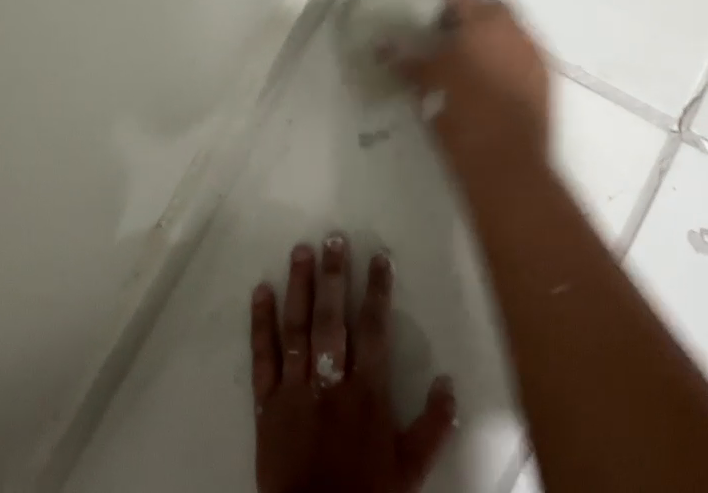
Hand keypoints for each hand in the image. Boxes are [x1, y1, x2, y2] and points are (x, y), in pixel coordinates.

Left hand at [250, 236, 456, 492]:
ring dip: (298, 287)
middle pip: (332, 319)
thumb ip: (432, 425)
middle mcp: (331, 382)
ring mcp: (295, 389)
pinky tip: (260, 291)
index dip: (377, 292)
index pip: (374, 330)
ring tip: (300, 251)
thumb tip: (447, 381)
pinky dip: (260, 323)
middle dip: (334, 277)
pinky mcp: (266, 403)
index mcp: (368, 393)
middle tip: (333, 239)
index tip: (379, 258)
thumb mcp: (409, 468)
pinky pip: (262, 357)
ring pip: (297, 329)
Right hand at [394, 0, 551, 178]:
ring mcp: (536, 56)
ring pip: (513, 33)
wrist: (506, 163)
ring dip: (494, 41)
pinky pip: (525, 57)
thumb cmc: (460, 115)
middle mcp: (515, 31)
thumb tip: (382, 45)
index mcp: (484, 24)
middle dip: (475, 20)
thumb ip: (406, 60)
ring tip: (472, 67)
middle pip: (495, 10)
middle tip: (452, 44)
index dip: (446, 11)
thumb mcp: (427, 85)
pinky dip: (509, 62)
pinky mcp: (546, 82)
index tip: (433, 30)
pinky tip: (492, 86)